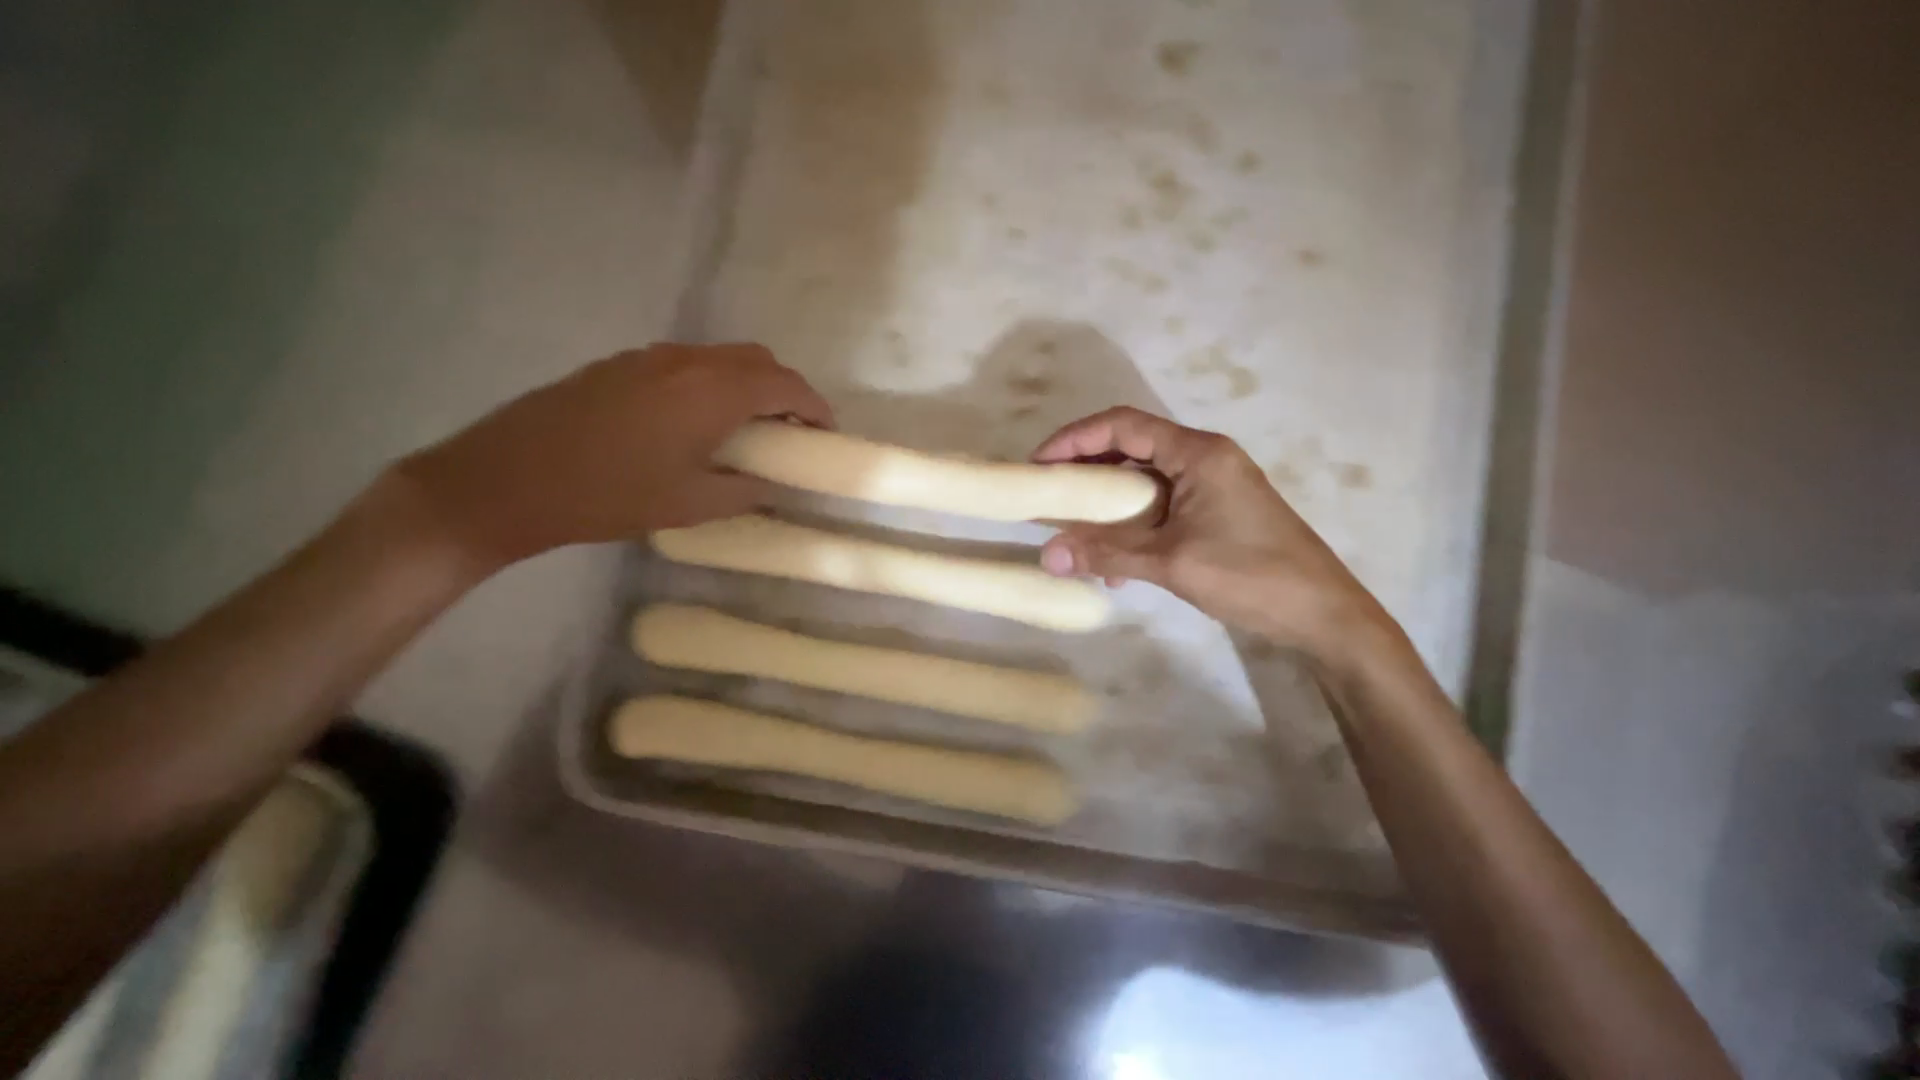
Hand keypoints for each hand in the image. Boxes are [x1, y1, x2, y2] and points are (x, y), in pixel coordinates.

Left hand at [396, 343, 831, 566]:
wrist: (508, 478)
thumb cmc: (608, 496)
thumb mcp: (689, 505)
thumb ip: (744, 491)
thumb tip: (771, 484)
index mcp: (714, 391)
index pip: (786, 385)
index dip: (814, 409)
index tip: (824, 436)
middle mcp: (687, 361)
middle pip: (757, 360)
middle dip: (783, 392)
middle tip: (787, 433)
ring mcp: (650, 358)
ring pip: (719, 359)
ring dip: (744, 386)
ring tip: (743, 431)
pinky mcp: (620, 365)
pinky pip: (685, 365)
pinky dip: (709, 385)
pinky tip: (691, 424)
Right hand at [1032, 407, 1396, 661]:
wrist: (1323, 613)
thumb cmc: (1251, 576)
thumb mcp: (1171, 563)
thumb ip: (1107, 553)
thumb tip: (1046, 556)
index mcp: (1198, 453)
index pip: (1123, 425)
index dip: (1075, 439)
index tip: (1038, 465)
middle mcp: (1205, 457)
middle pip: (1131, 447)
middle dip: (1085, 471)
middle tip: (1047, 496)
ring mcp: (1213, 485)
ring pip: (1144, 481)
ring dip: (1107, 505)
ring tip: (1073, 534)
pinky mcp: (1217, 511)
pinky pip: (1162, 506)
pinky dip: (1133, 526)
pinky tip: (1115, 565)